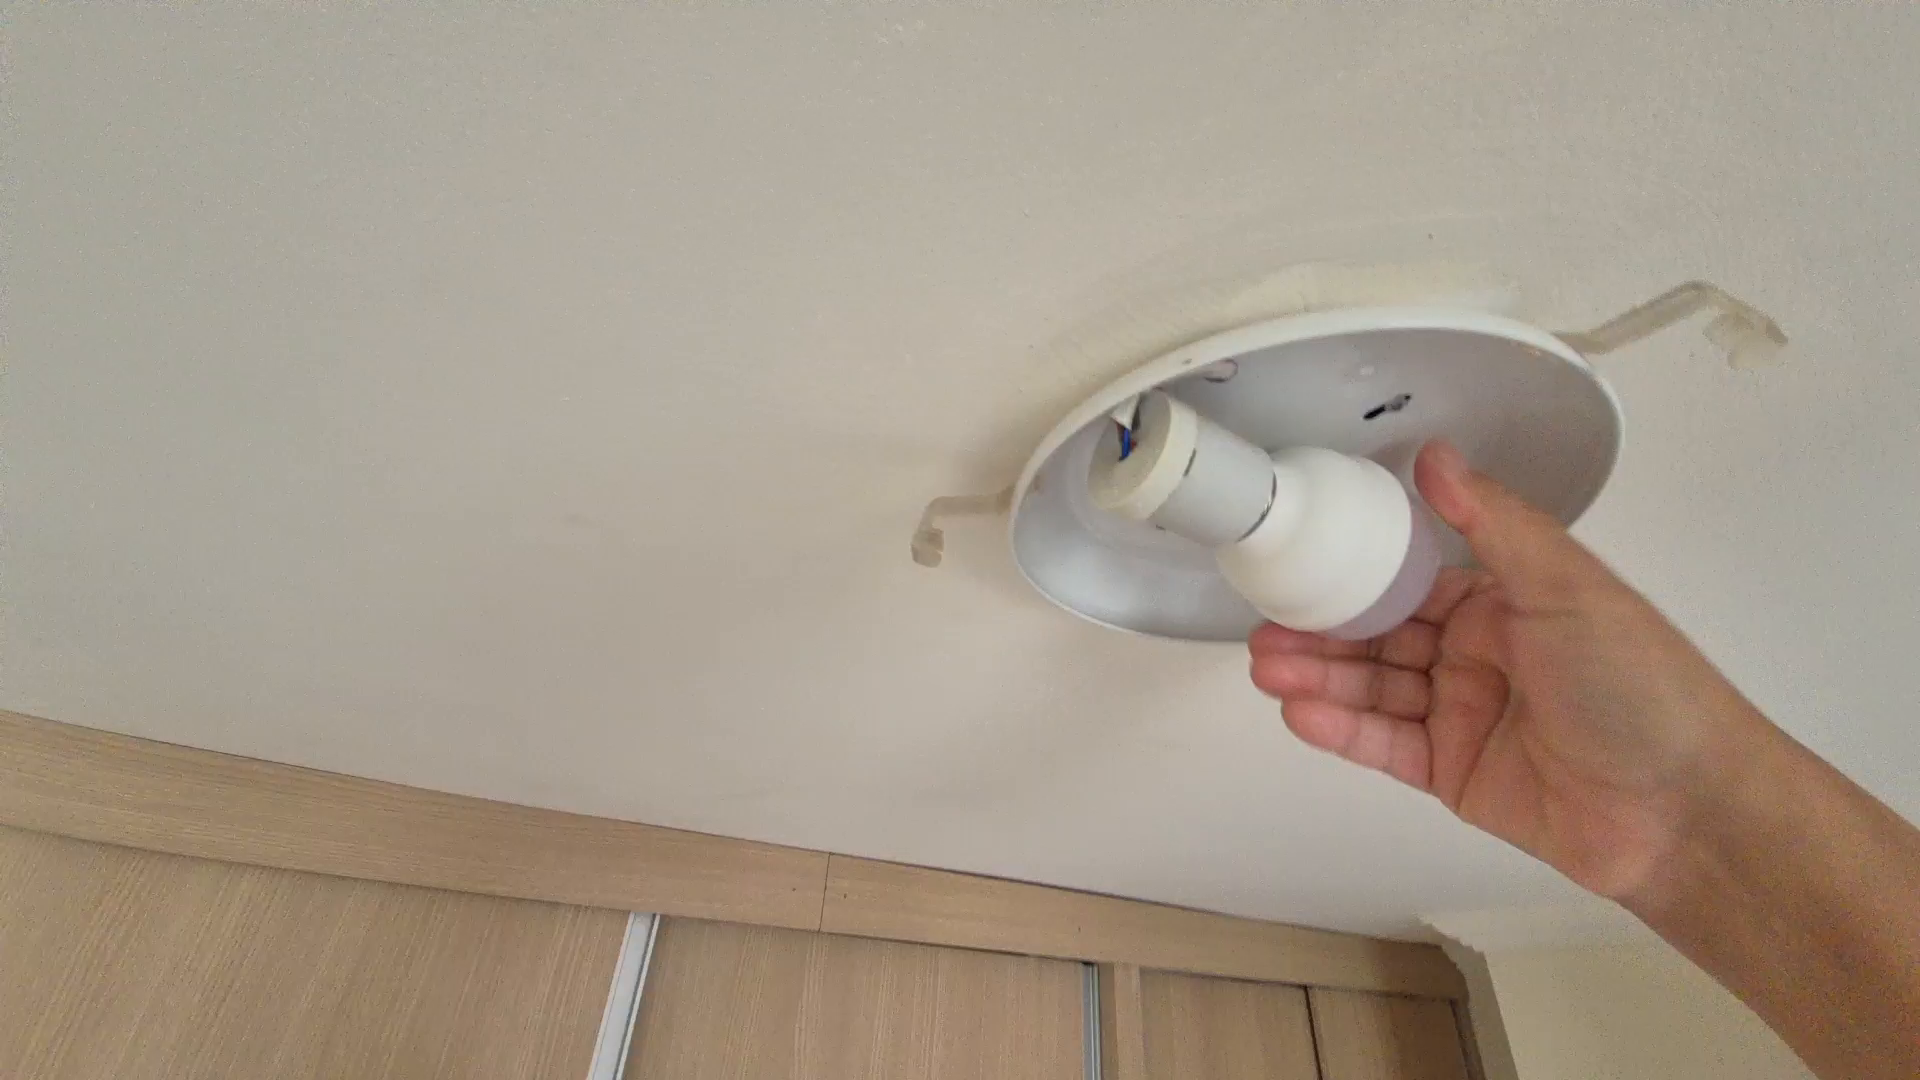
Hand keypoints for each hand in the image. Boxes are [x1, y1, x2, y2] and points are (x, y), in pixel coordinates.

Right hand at [1248, 440, 1769, 900]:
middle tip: (1265, 637)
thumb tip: (1434, 456)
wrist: (1690, 815)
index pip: (1401, 587)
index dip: (1348, 583)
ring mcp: (1454, 715)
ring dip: (1316, 680)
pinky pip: (1381, 743)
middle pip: (1372, 641)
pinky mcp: (1446, 769)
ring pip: (1368, 691)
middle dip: (1316, 638)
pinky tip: (1302, 714)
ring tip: (1269, 673)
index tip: (1298, 577)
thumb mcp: (1567, 588)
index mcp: (1494, 608)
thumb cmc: (1643, 688)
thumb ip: (1493, 523)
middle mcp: (1468, 657)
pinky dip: (1339, 729)